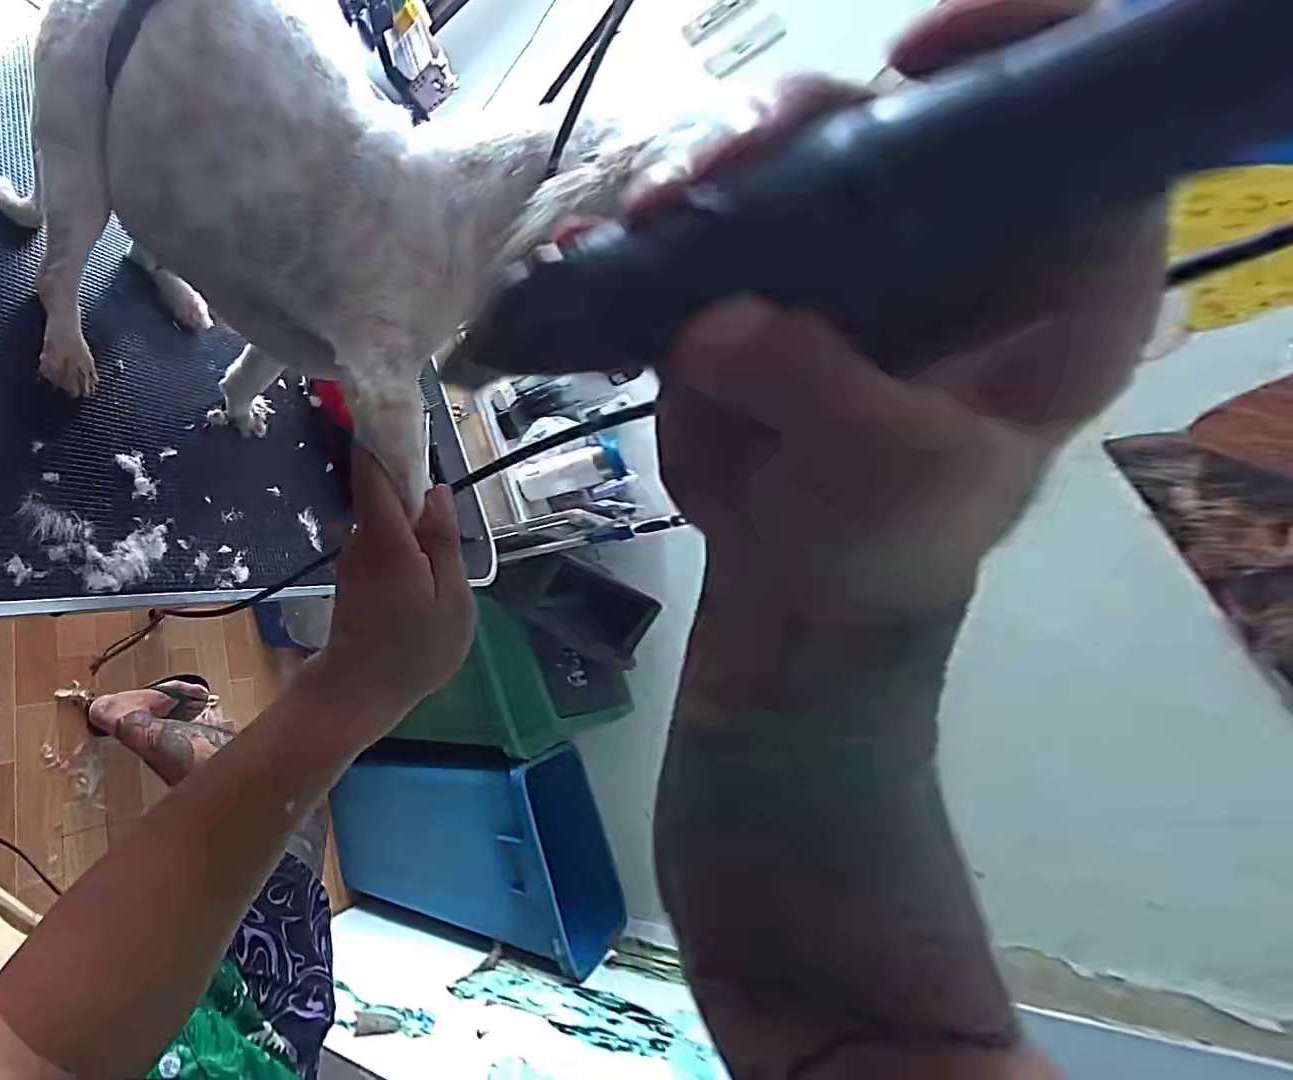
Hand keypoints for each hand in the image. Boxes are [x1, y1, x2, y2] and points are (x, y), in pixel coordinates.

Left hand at [314, 449, 475, 724]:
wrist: (360, 690)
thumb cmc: (413, 649)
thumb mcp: (450, 598)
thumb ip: (442, 540)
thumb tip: (438, 490)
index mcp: (385, 538)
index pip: (373, 473)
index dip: (379, 439)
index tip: (392, 411)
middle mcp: (359, 538)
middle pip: (375, 488)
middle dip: (401, 471)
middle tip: (434, 463)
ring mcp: (351, 556)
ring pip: (377, 514)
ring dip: (401, 507)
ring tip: (434, 514)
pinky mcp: (351, 572)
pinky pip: (375, 537)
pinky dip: (395, 532)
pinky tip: (418, 550)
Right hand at [636, 0, 1165, 620]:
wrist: (792, 575)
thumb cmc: (887, 532)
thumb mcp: (890, 472)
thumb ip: (818, 387)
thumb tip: (710, 322)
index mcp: (1031, 263)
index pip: (1047, 113)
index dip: (1005, 49)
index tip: (912, 54)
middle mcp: (922, 241)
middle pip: (861, 127)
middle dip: (776, 132)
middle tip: (699, 178)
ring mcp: (808, 270)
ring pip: (751, 178)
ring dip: (686, 181)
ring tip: (633, 219)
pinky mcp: (723, 303)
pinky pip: (675, 252)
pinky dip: (625, 248)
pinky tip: (583, 250)